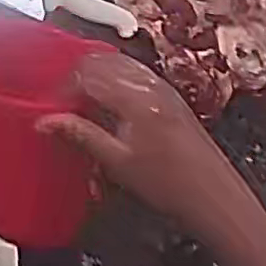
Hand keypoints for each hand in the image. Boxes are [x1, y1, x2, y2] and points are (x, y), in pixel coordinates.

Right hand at [37, 53, 254, 235]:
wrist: (220, 203)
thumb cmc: (170, 186)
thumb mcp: (118, 163)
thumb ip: (80, 135)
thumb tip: (44, 121)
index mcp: (134, 97)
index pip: (86, 75)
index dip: (64, 88)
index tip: (53, 106)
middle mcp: (149, 84)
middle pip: (101, 62)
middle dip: (78, 76)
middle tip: (64, 100)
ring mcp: (163, 88)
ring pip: (118, 64)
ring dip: (96, 75)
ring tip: (83, 100)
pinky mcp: (171, 96)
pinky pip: (134, 72)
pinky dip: (115, 78)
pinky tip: (111, 102)